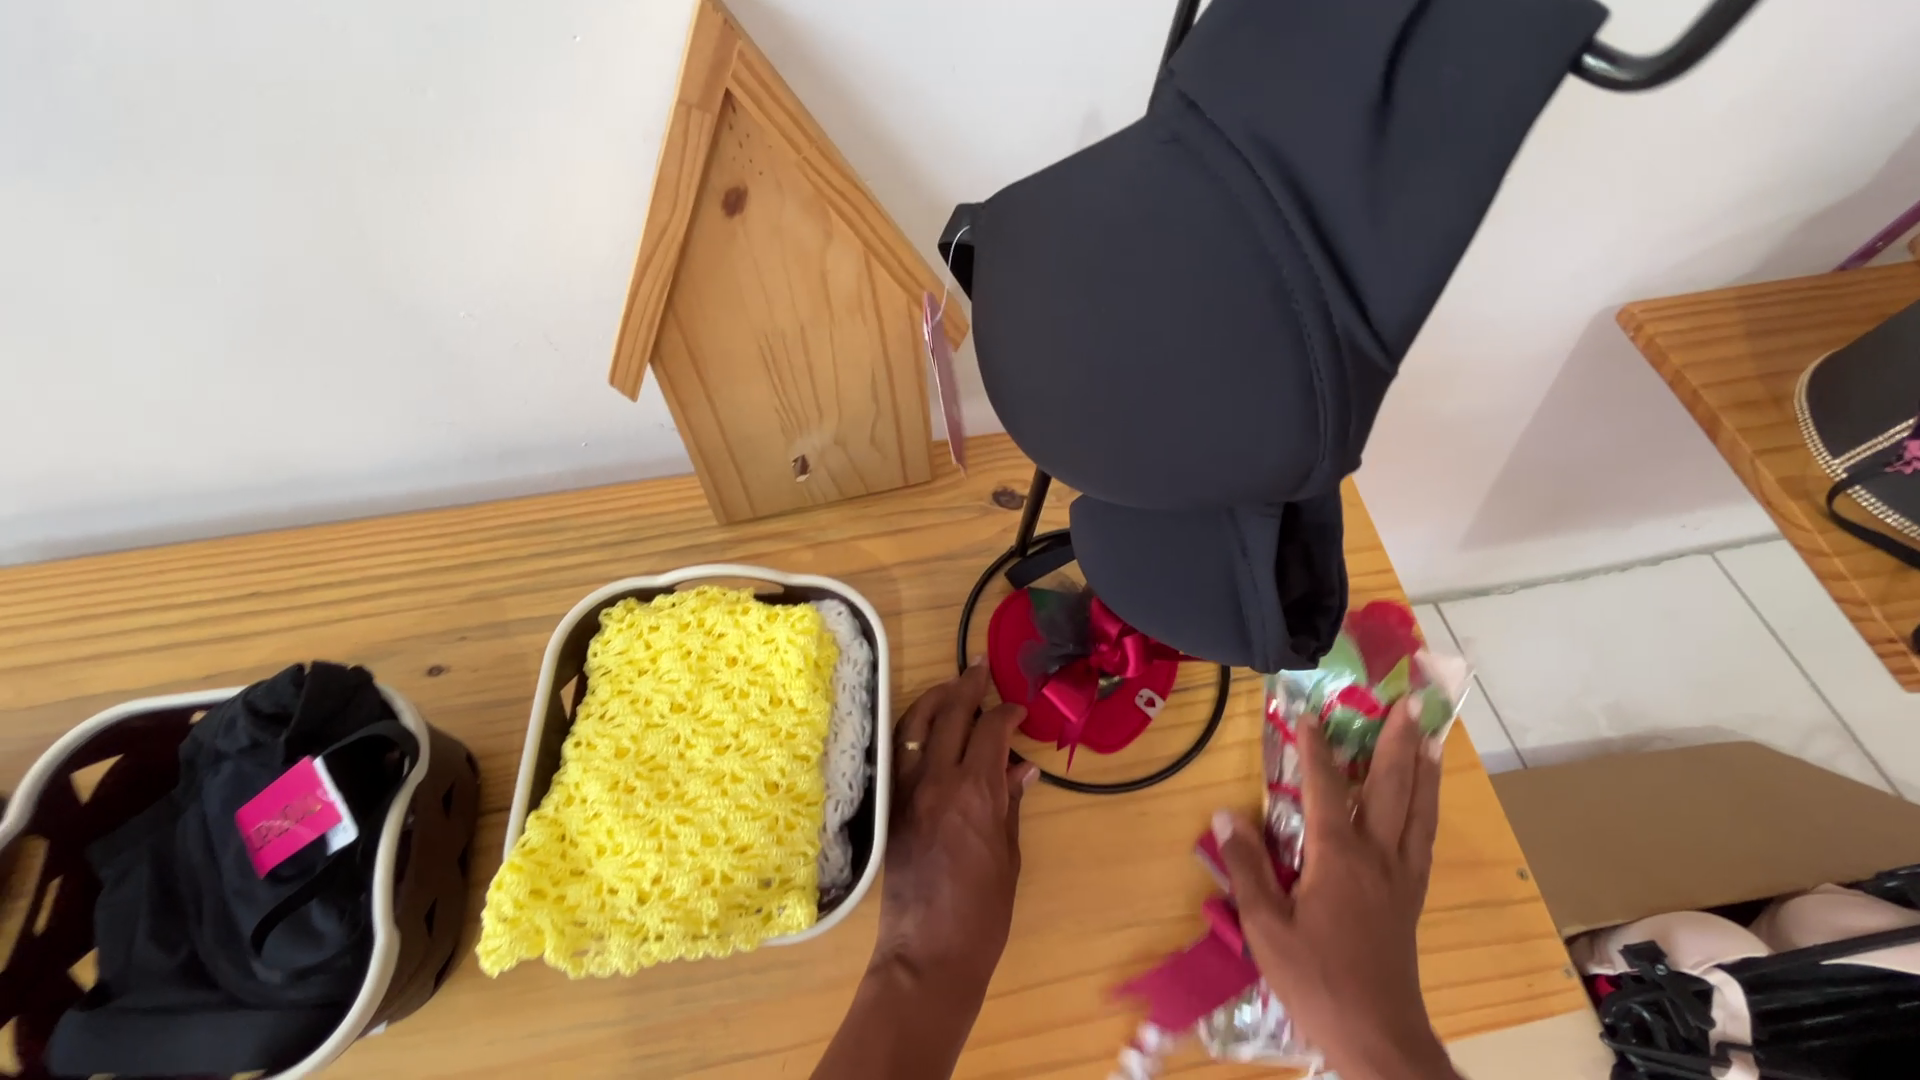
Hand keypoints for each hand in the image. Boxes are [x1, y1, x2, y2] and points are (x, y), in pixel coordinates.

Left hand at [873, 662, 1036, 994]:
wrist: (928, 952)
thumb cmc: (982, 912)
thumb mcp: (1009, 855)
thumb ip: (1011, 803)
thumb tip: (1022, 767)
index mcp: (974, 793)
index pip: (990, 730)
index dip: (1007, 712)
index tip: (1018, 710)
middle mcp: (936, 780)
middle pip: (949, 714)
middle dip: (967, 686)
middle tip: (980, 670)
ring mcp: (906, 790)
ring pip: (914, 725)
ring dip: (934, 699)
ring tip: (951, 688)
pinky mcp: (889, 805)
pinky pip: (899, 751)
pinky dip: (913, 728)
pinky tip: (925, 727)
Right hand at [1213, 697, 1458, 1079]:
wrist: (1379, 1035)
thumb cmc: (1315, 979)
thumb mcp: (1265, 926)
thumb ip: (1247, 867)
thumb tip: (1226, 815)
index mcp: (1339, 857)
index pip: (1324, 787)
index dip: (1315, 747)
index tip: (1309, 712)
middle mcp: (1378, 855)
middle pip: (1390, 787)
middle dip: (1396, 741)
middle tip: (1408, 701)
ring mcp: (1401, 875)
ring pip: (1418, 809)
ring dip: (1422, 768)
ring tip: (1428, 735)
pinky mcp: (1412, 896)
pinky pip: (1424, 836)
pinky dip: (1427, 806)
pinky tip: (1424, 800)